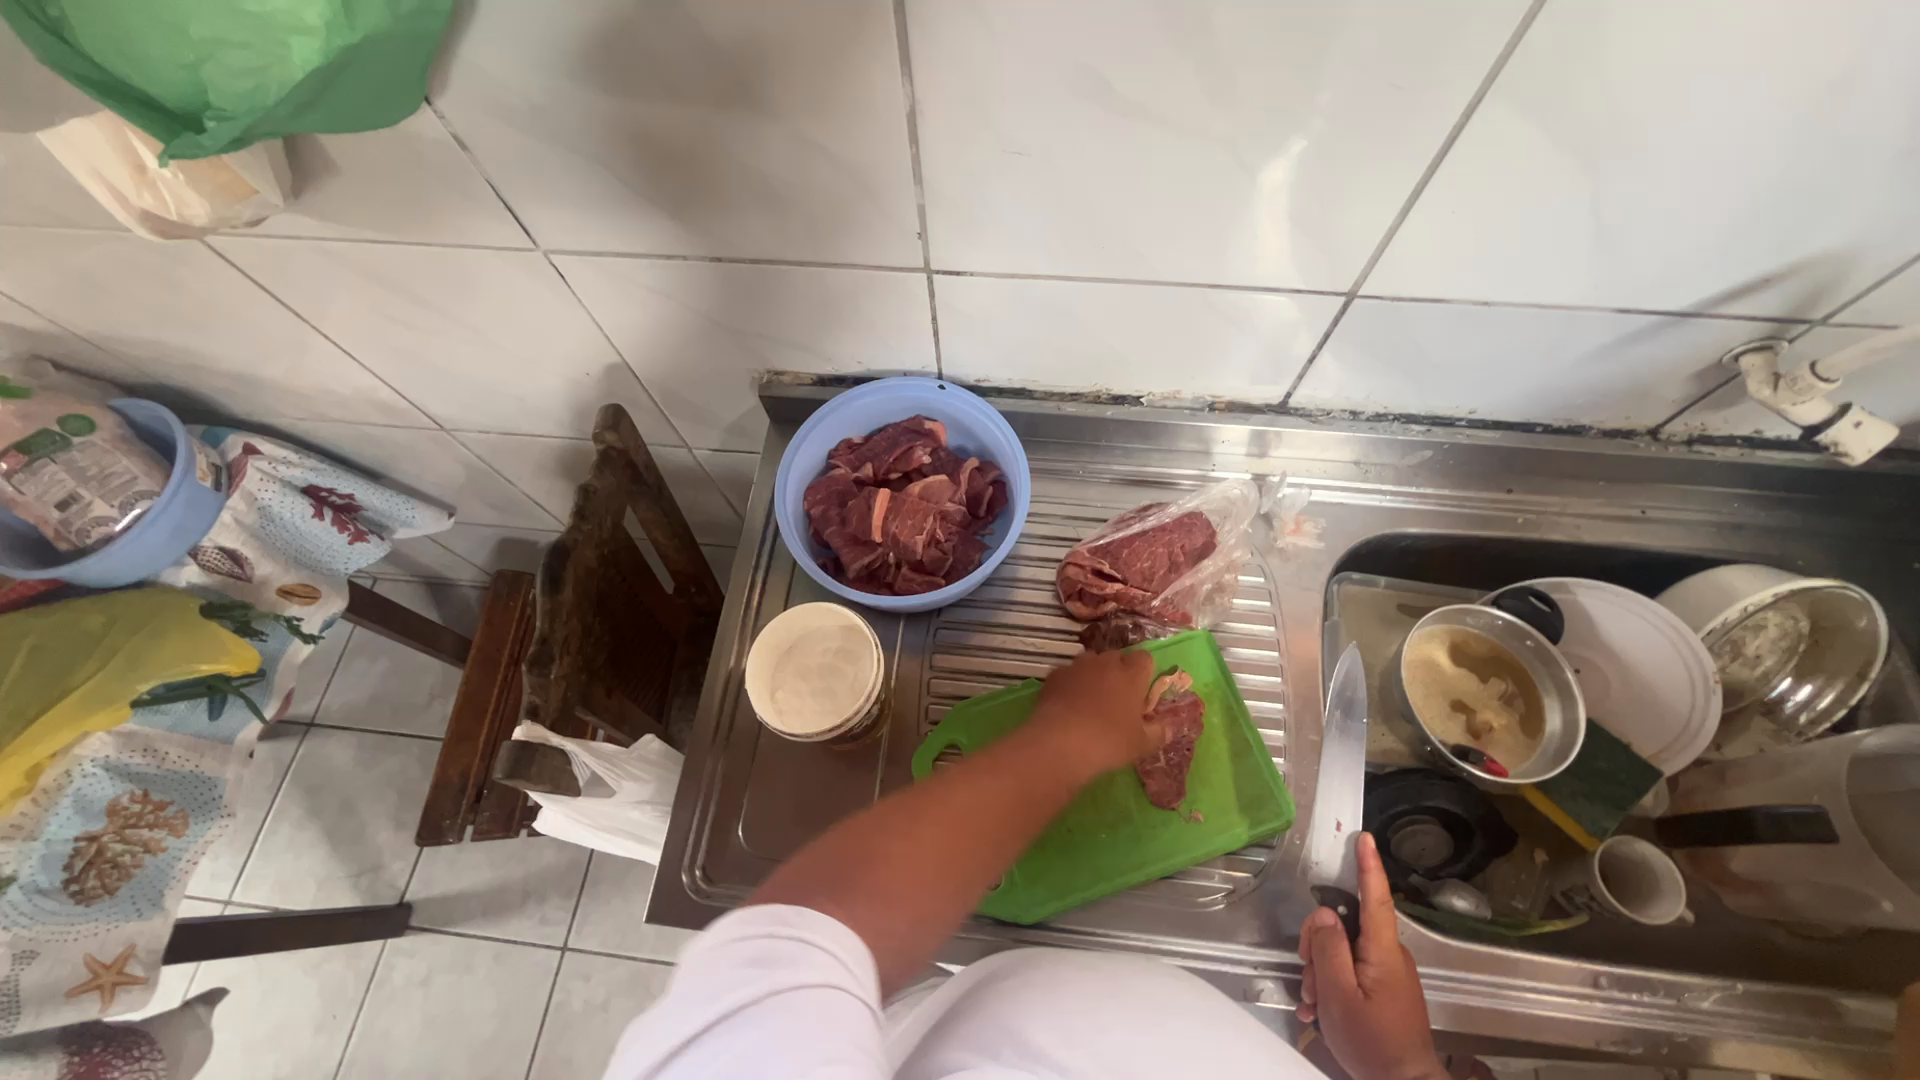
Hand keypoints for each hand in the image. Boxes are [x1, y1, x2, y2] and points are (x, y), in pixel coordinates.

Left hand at [1020, 648, 1163, 781]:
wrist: (1060, 743)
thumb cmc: (1108, 742)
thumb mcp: (1141, 744)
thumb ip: (1157, 732)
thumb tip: (1165, 727)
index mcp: (1131, 675)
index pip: (1144, 658)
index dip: (1143, 672)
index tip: (1140, 692)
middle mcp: (1105, 663)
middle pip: (1116, 657)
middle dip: (1118, 672)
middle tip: (1116, 699)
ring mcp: (1077, 666)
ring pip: (1090, 662)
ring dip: (1093, 675)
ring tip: (1090, 701)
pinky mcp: (1054, 675)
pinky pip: (1068, 674)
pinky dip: (1070, 684)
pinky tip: (1067, 705)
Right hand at [1298, 832, 1444, 1079]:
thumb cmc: (1371, 1042)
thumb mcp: (1338, 994)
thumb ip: (1328, 947)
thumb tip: (1324, 914)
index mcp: (1383, 952)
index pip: (1376, 899)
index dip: (1369, 867)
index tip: (1365, 838)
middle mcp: (1390, 956)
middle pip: (1346, 927)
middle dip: (1318, 946)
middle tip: (1306, 978)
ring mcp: (1389, 974)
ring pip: (1344, 952)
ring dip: (1321, 972)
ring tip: (1313, 1003)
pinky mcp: (1385, 991)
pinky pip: (1352, 973)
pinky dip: (1332, 987)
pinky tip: (1319, 1010)